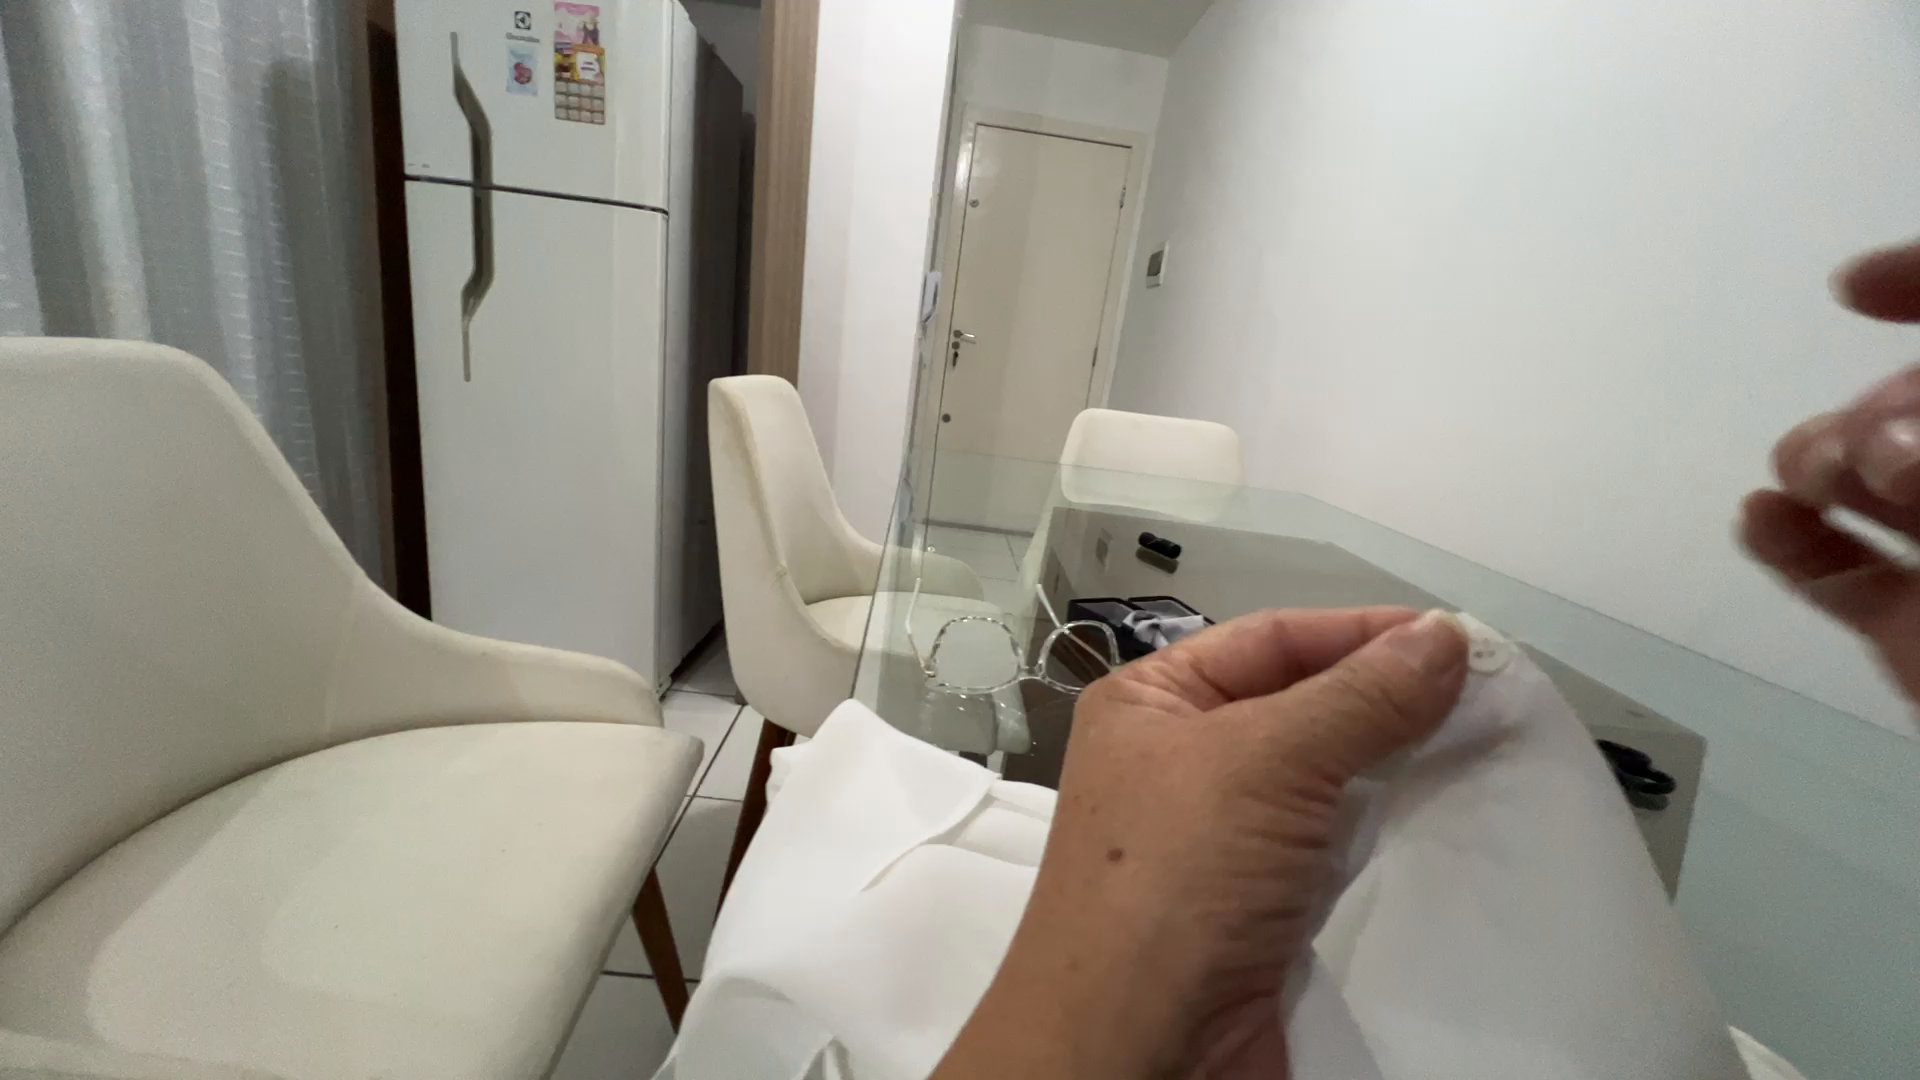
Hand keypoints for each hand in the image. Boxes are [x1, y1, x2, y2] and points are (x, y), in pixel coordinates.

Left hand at [931, 608, 1467, 1079]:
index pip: (1267, 639)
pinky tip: (1449, 813)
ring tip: (1486, 745)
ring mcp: (1218, 825)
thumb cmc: (1176, 873)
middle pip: (1296, 701)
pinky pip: (1331, 837)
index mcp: (1152, 699)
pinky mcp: (1257, 891)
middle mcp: (1178, 752)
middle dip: (1385, 695)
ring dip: (1395, 761)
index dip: (1357, 631)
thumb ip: (1355, 698)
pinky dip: (1387, 824)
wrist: (1136, 1047)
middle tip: (1488, 693)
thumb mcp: (1259, 762)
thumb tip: (1442, 634)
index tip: (1455, 636)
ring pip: (1321, 772)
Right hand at [1741, 240, 1919, 703]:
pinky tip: (1762, 519)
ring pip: (1865, 477)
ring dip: (1822, 465)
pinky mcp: (1909, 621)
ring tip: (1822, 487)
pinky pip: (1828, 567)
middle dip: (1877, 411)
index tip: (1854, 288)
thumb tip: (1890, 442)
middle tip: (1878, 456)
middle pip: (1918, 407)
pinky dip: (1783, 539)